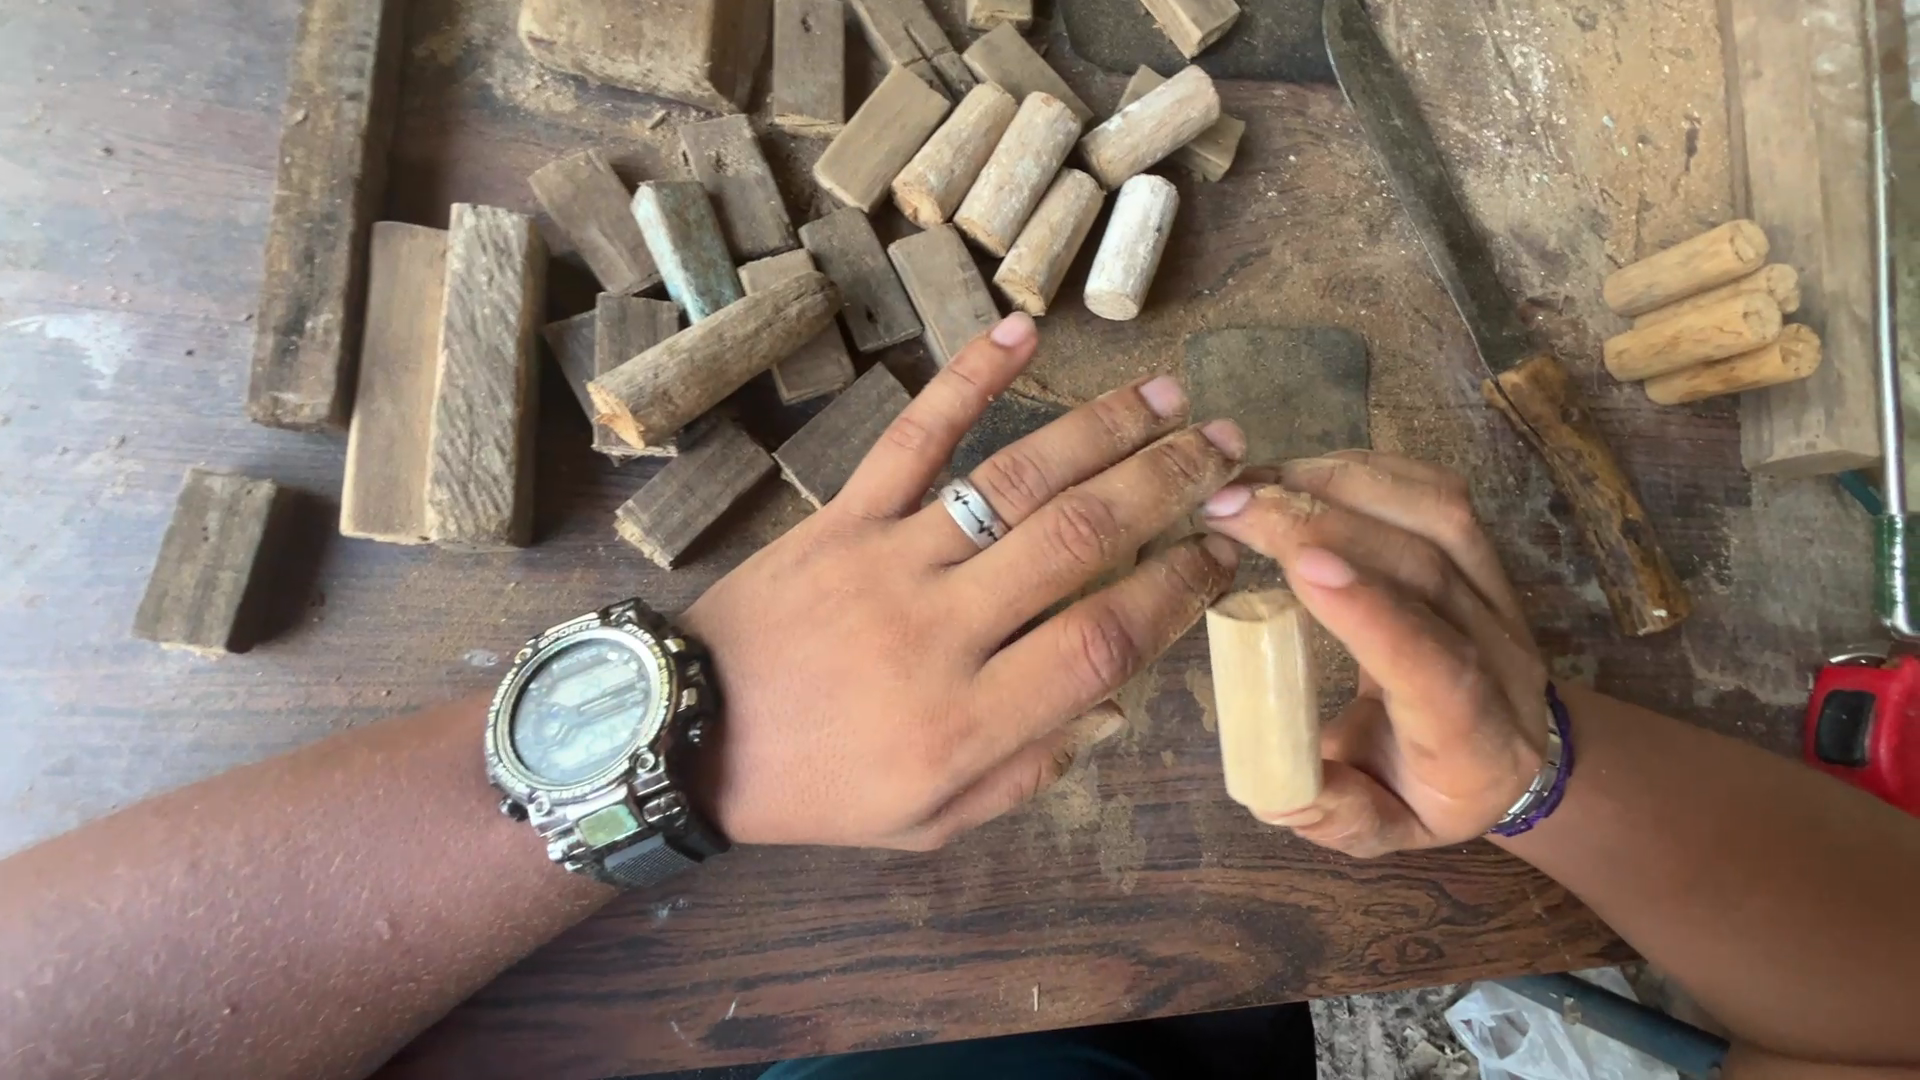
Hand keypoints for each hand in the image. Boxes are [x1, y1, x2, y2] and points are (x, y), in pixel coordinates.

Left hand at [683, 313, 1246, 850]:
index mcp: (967, 721)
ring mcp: (888, 558)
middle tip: (1225, 448)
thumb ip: (1029, 770)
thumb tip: (1112, 701)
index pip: (1104, 640)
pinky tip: (1020, 333)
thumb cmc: (816, 788)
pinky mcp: (841, 516)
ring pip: (1015, 479)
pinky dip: (965, 380)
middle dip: (1166, 485)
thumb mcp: (929, 822)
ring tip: (1169, 395)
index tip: (1221, 549)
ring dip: (1102, 429)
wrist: (688, 735)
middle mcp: (940, 629)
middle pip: (1079, 539)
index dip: (1177, 589)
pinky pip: (911, 438)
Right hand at [1199, 451, 1549, 856]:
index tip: (1300, 565)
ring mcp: (1493, 588)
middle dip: (1318, 522)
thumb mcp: (1379, 827)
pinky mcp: (1476, 549)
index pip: (1434, 661)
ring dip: (1332, 483)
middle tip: (1225, 506)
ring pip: (1431, 511)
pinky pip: (1429, 488)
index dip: (1372, 610)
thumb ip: (1333, 815)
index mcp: (1469, 730)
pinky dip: (1356, 468)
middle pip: (1421, 564)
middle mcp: (1497, 648)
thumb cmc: (1426, 786)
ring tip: (1247, 482)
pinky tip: (1294, 471)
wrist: (1513, 747)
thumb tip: (1274, 787)